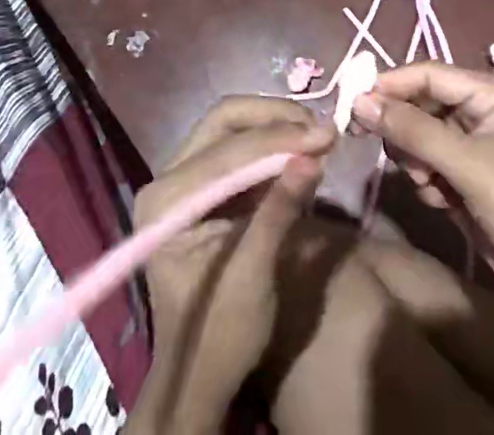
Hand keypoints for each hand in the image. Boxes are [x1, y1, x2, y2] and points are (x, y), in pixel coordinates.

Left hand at [132, 98, 333, 429]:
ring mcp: (183, 181)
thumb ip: (278, 211)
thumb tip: (314, 156)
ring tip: (319, 137)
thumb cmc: (220, 335)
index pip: (226, 151)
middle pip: (223, 122)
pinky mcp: (204, 188)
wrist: (200, 374)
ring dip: (277, 127)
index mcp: (166, 203)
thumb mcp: (253, 276)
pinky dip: (273, 145)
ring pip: (232, 129)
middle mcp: (166, 180)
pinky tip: (302, 151)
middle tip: (320, 129)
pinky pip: (240, 150)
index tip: (327, 135)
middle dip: (274, 119)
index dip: (279, 138)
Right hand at [353, 64, 493, 314]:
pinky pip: (431, 170)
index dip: (391, 86)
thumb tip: (361, 100)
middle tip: (397, 158)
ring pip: (422, 140)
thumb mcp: (471, 165)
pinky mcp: (472, 183)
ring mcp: (477, 151)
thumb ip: (414, 131)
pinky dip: (429, 184)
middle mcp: (484, 115)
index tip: (352, 106)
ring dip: (417, 162)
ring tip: (431, 186)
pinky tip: (444, 204)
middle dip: (406, 131)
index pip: (429, 75)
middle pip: (422, 106)